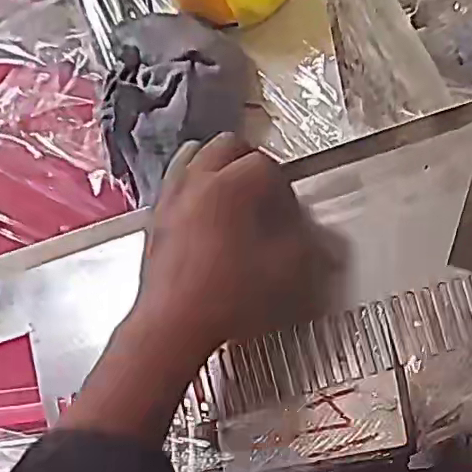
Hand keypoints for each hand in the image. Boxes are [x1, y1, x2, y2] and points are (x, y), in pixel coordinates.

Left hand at [63, 134, 339, 442]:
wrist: (173, 325)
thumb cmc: (224, 300)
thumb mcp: (282, 274)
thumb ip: (304, 247)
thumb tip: (315, 237)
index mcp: (229, 188)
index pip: (266, 166)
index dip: (285, 187)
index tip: (290, 210)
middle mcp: (196, 184)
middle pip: (228, 146)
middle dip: (252, 163)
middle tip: (267, 190)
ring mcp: (171, 200)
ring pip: (195, 157)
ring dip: (219, 168)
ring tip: (235, 194)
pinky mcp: (156, 221)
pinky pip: (175, 186)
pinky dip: (194, 189)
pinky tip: (204, 215)